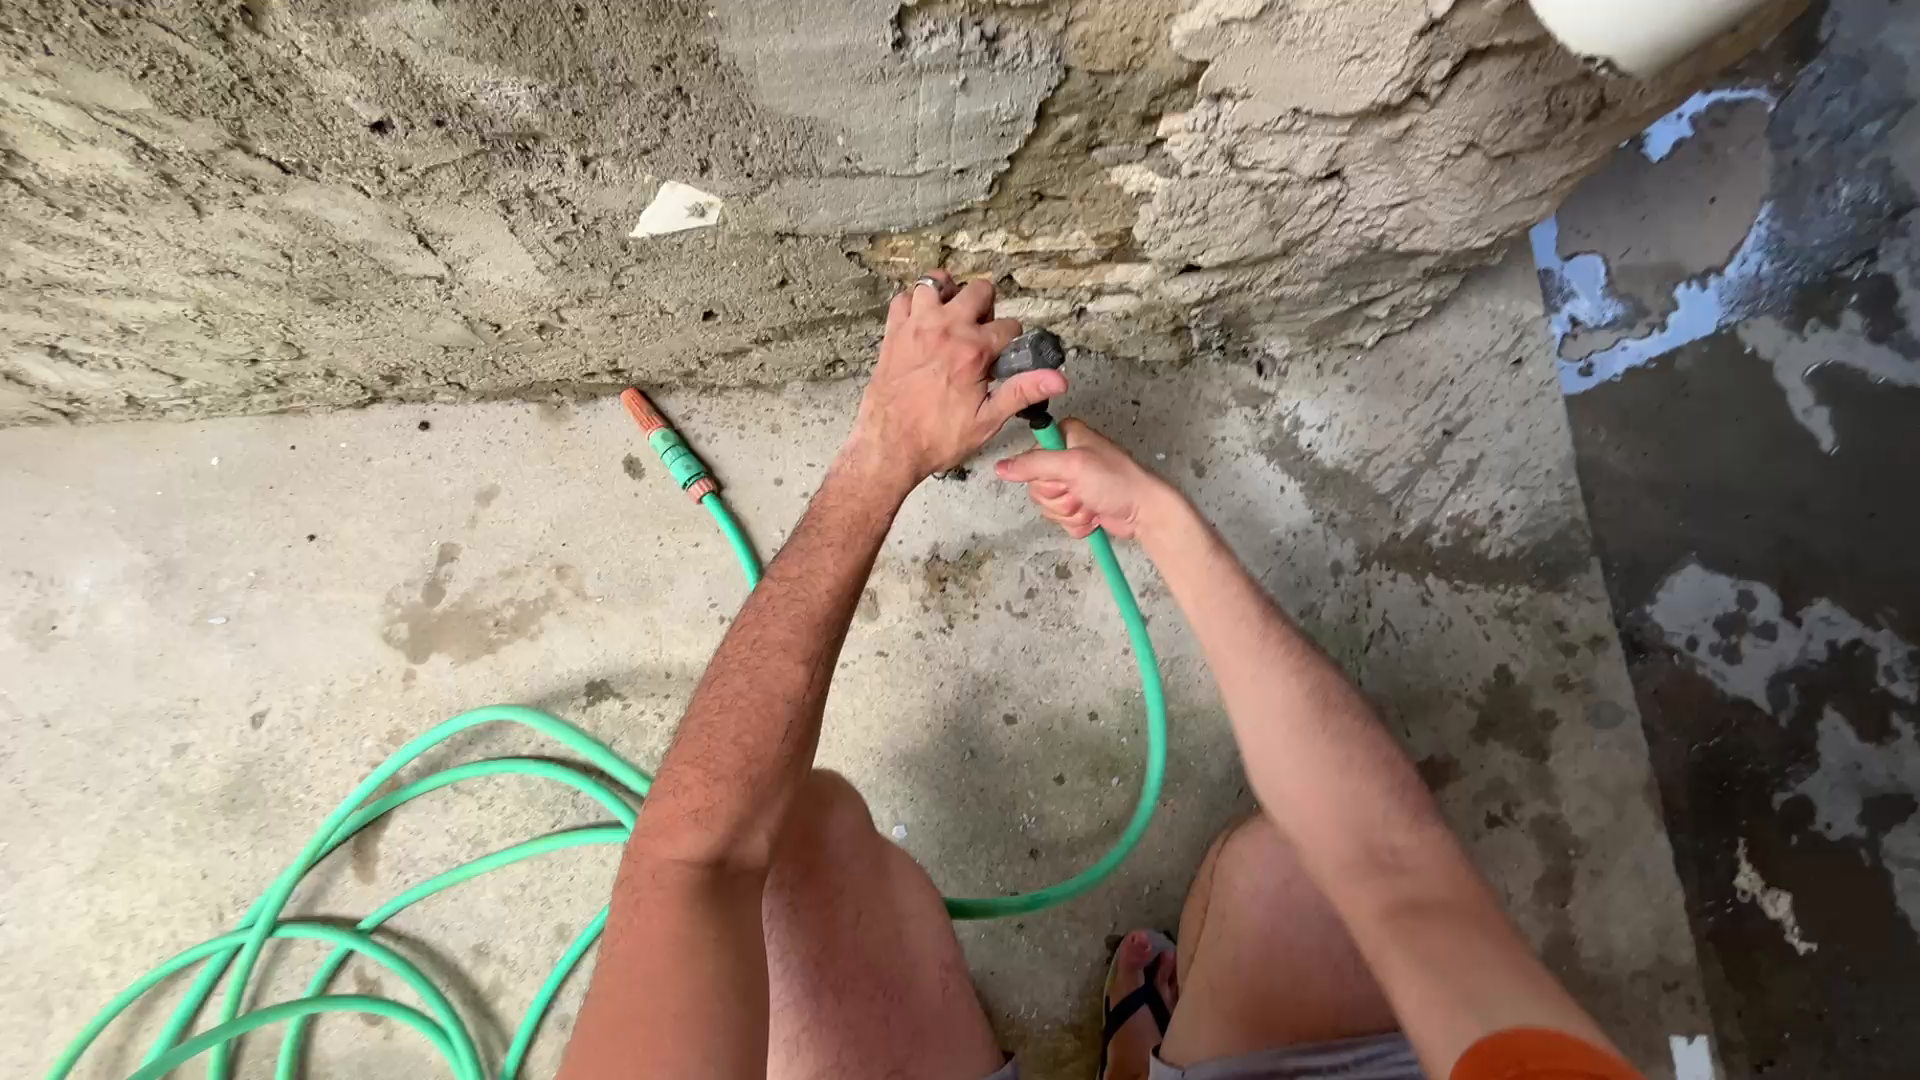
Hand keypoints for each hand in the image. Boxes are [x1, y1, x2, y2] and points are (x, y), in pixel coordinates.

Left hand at [841, 271, 1067, 492]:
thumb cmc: (935, 438)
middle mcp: (945, 330)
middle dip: (986, 308)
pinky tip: (922, 322)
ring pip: (937, 282)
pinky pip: (903, 298)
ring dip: (949, 294)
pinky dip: (914, 303)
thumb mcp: (988, 419)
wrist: (890, 446)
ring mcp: (916, 326)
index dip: (1011, 340)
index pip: (1009, 326)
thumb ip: (1023, 391)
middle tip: (981, 333)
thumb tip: (1056, 379)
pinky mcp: (894, 333)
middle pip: (979, 290)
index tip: (1003, 355)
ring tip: (952, 317)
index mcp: (972, 350)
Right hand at [993, 419, 1176, 540]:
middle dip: (1060, 497)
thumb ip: (1033, 464)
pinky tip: (1094, 514)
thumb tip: (1001, 467)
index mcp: (1065, 438)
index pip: (1030, 458)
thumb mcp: (1072, 466)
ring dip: (1070, 512)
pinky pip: (1060, 520)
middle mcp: (1066, 459)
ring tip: (1091, 503)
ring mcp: (1072, 484)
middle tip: (1082, 492)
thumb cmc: (1117, 482)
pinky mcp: (1078, 505)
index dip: (1045, 475)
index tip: (1064, 477)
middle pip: (1037, 486)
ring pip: (1047, 506)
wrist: (1144, 512)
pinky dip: (1077, 522)